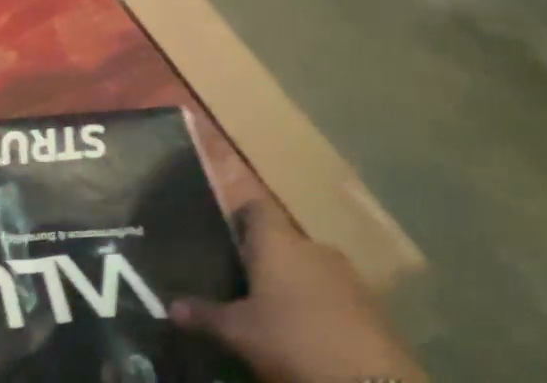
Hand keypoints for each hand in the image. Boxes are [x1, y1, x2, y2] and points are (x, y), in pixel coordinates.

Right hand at [171, 199, 427, 382]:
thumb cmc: (292, 340)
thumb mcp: (239, 332)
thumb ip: (205, 314)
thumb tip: (171, 305)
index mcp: (277, 241)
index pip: (255, 205)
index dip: (240, 214)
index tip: (225, 229)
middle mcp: (314, 247)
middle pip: (284, 239)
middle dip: (268, 255)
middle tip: (245, 277)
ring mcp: (350, 277)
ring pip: (313, 268)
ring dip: (298, 281)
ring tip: (277, 307)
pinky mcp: (376, 308)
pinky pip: (338, 295)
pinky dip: (323, 305)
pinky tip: (311, 329)